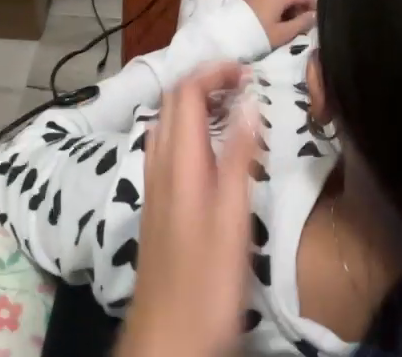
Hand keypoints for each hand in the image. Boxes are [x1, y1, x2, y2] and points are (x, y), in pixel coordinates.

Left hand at [118, 64, 260, 356]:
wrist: (165, 337)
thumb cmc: (207, 281)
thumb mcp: (233, 218)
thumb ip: (239, 157)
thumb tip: (247, 103)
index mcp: (180, 162)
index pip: (187, 93)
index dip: (214, 72)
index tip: (247, 70)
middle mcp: (160, 164)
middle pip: (173, 101)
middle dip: (205, 80)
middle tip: (243, 81)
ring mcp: (154, 183)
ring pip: (167, 122)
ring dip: (195, 101)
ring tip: (232, 104)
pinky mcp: (156, 202)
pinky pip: (167, 144)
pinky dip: (189, 127)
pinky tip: (211, 145)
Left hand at [240, 0, 315, 46]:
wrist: (227, 32)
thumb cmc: (258, 34)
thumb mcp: (283, 33)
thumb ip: (302, 23)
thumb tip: (314, 15)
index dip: (312, 6)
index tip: (310, 20)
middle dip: (300, 1)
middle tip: (298, 19)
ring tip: (285, 17)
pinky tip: (272, 12)